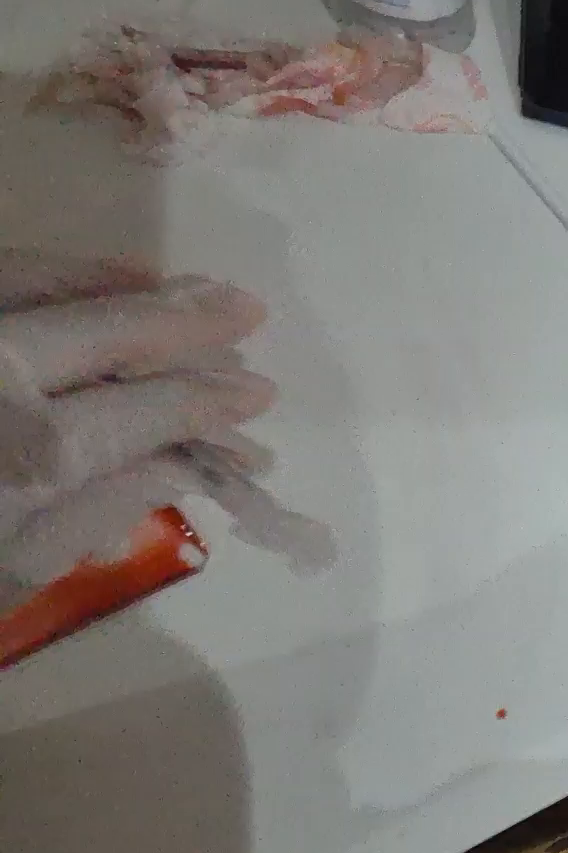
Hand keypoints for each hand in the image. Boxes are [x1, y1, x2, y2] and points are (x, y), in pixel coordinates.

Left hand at [0, 249, 274, 593]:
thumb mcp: (3, 575)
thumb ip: (94, 510)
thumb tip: (182, 460)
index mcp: (14, 457)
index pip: (140, 412)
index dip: (206, 402)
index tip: (258, 393)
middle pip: (87, 335)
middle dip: (179, 321)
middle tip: (245, 307)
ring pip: (11, 285)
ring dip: (102, 284)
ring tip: (165, 282)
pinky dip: (23, 277)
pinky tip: (72, 280)